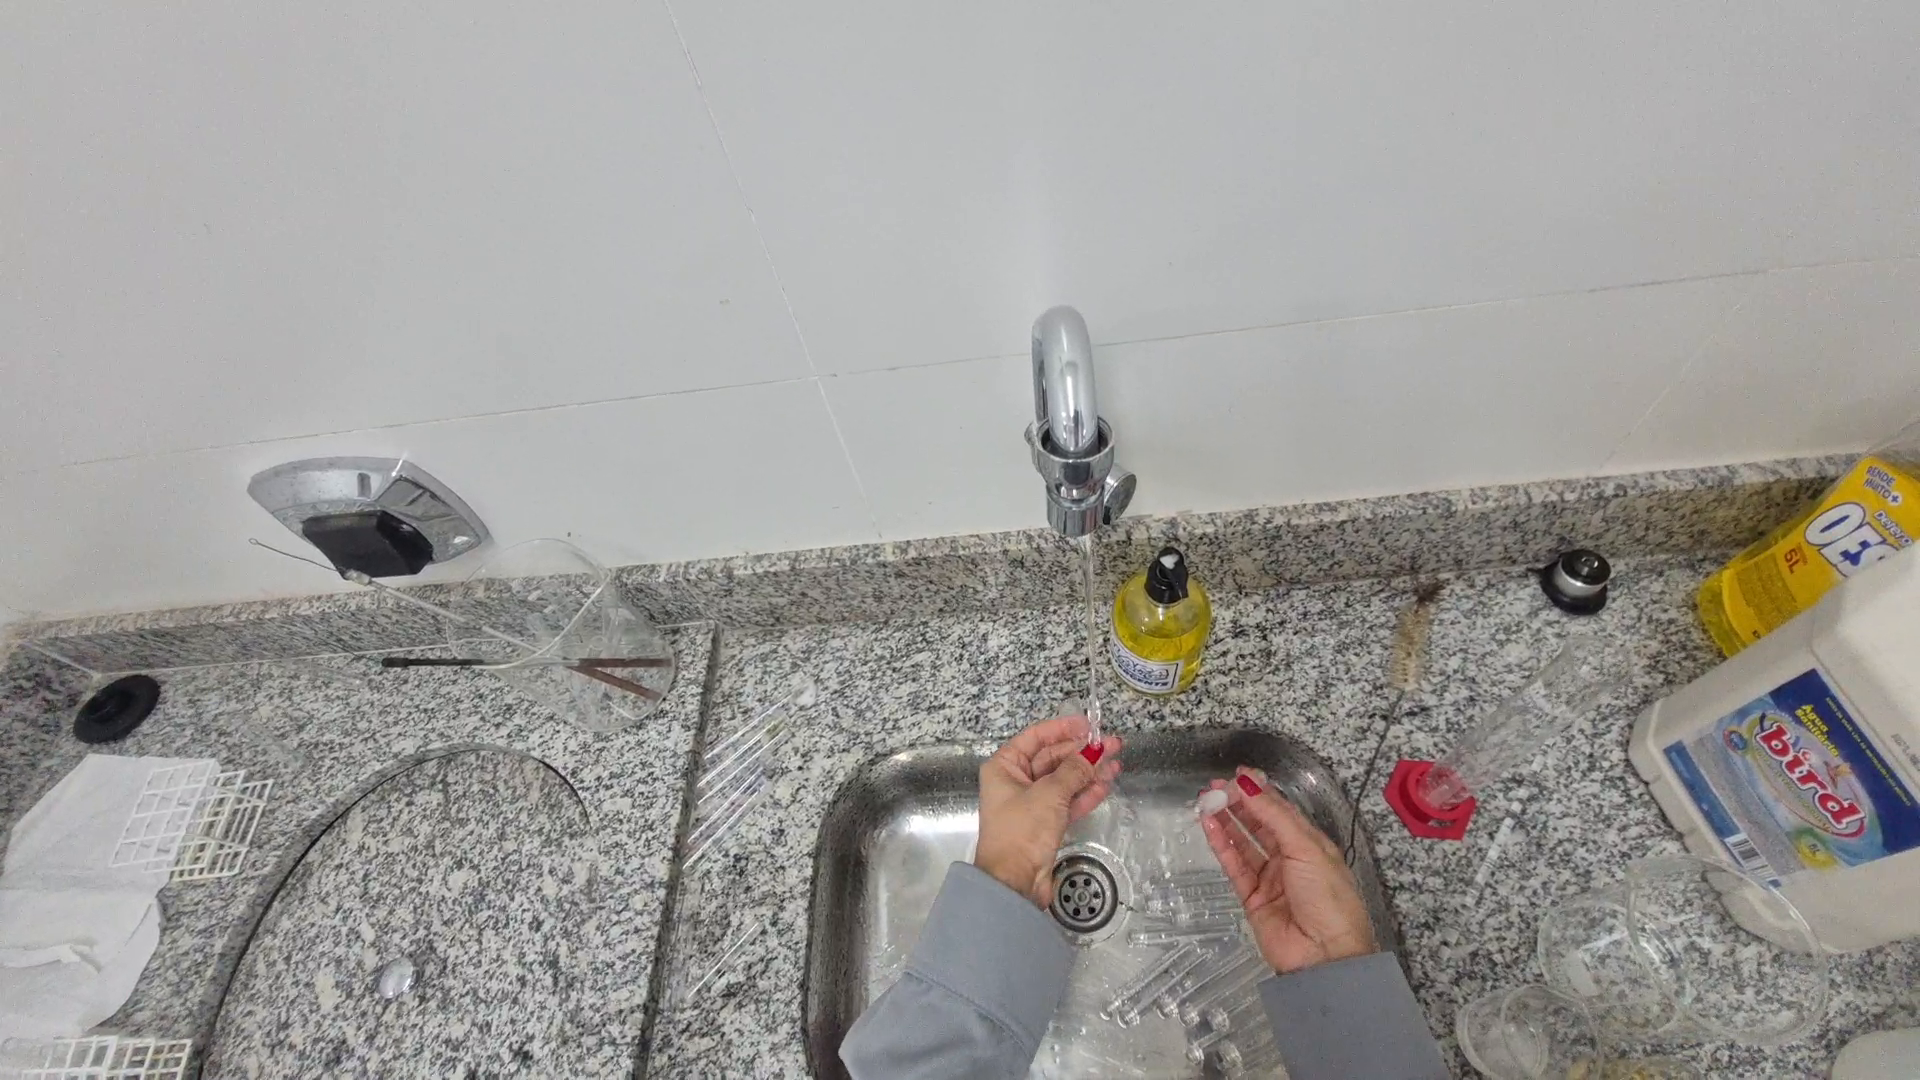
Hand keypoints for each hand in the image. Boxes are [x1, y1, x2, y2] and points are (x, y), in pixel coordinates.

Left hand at [974, 714, 1123, 907]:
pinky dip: (1085, 793)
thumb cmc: (1022, 830)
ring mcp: (1031, 803)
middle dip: (1082, 752)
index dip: (1062, 728)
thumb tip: (1093, 752)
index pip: (1036, 737)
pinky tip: (1105, 783)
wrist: (1014, 883)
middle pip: (1053, 758)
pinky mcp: (1045, 824)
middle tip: (1112, 744)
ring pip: (1064, 780)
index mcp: (1005, 767)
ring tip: (1116, 763)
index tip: (1088, 724)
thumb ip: (1073, 771)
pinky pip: (1067, 801)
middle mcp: (1015, 781)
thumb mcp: (1049, 795)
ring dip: (1089, 772)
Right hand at [1200, 766, 1375, 973]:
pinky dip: (1220, 844)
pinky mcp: (1252, 897)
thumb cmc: (1328, 898)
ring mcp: (1269, 878)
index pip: (1280, 810)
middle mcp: (1289, 858)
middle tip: (1214, 786)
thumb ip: (1273, 815)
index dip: (1259, 791)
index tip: (1237, 774)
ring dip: (1225, 820)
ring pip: (1243, 842)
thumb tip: (1248, 782)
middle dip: (1238, 803)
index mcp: (1310, 845)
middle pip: (1259, 824)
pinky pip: (1234, 865)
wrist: (1326, 958)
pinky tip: (1209, 826)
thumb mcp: (1306, 849)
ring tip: (1205, 801)